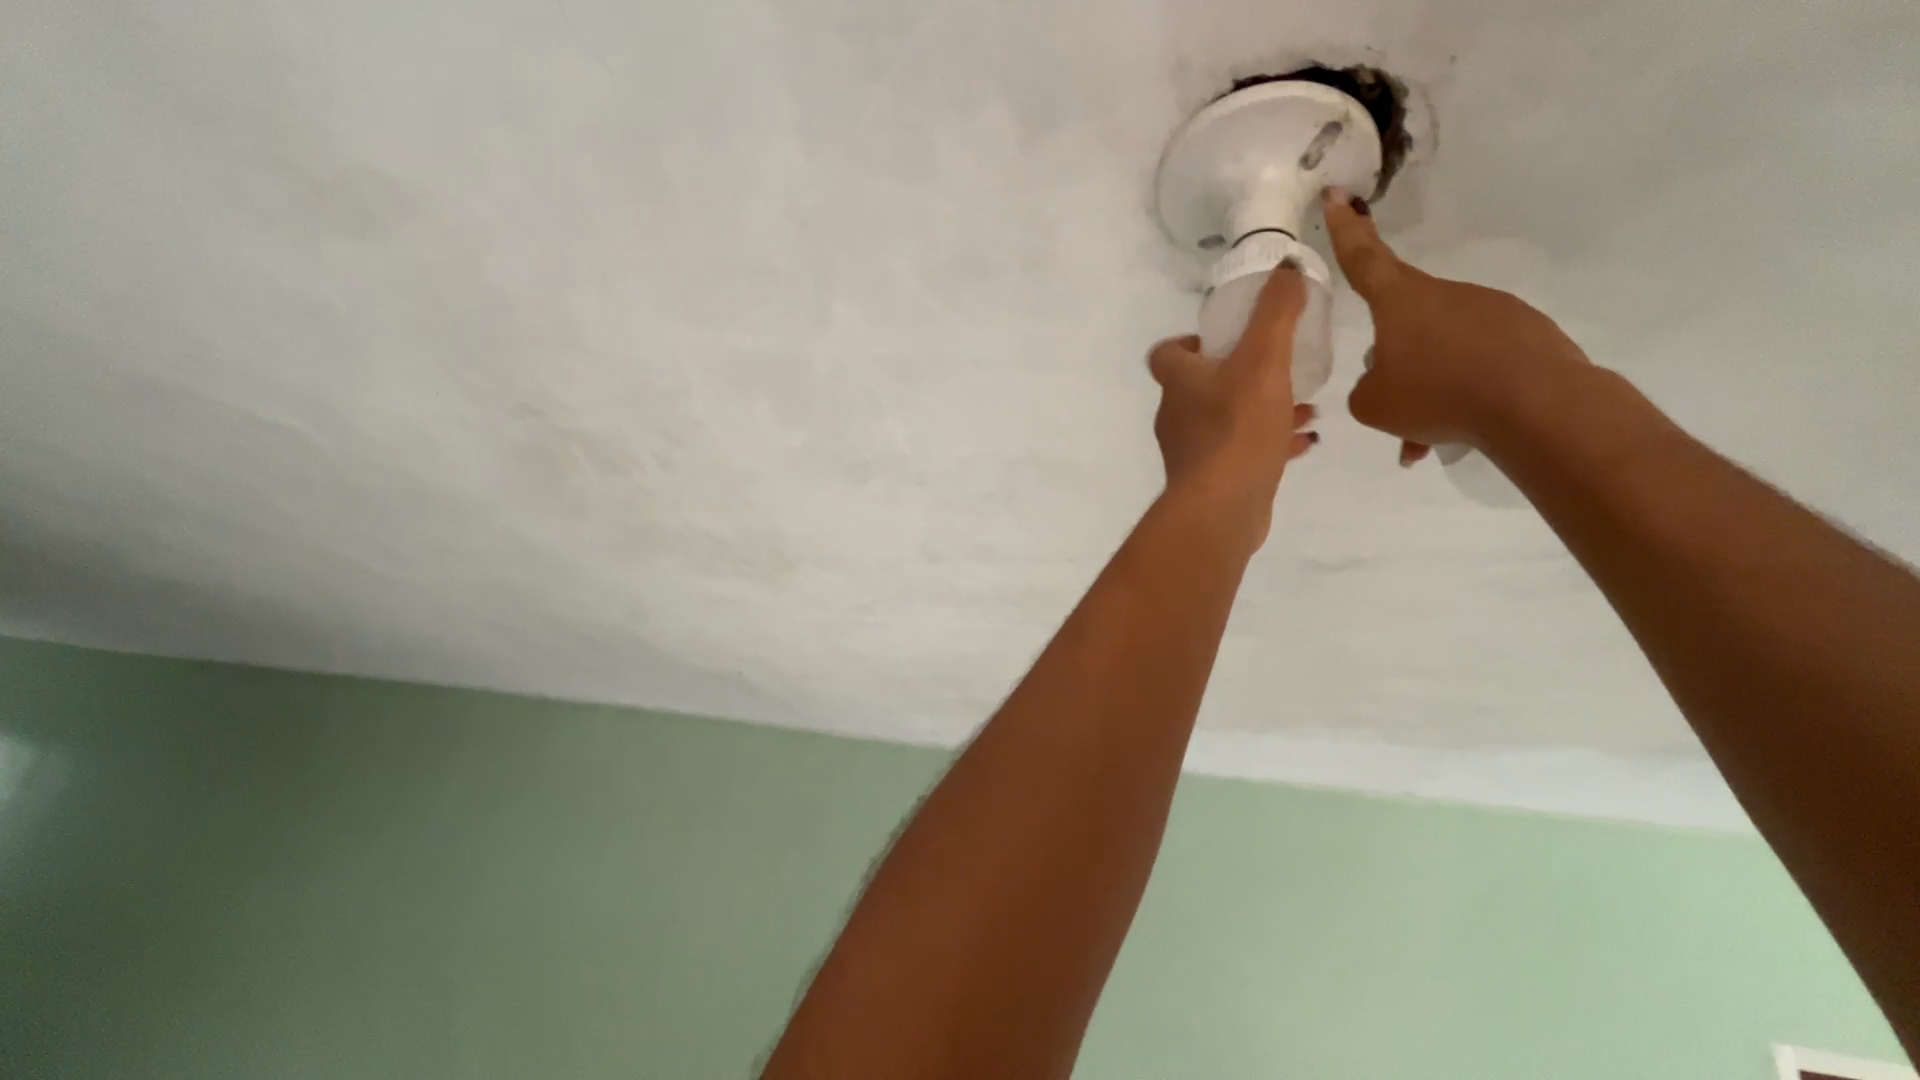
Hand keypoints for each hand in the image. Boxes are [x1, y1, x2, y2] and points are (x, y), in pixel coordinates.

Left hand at [1146, 267, 1318, 498]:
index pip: (1166, 353)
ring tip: (1303, 404)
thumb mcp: (1264, 359)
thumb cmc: (1237, 427)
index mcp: (1180, 381)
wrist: (1222, 508)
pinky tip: (1303, 443)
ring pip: (1227, 420)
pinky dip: (1270, 443)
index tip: (1225, 337)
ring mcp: (1193, 451)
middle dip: (1239, 373)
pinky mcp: (1213, 481)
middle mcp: (1178, 414)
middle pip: (1201, 385)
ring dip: (1262, 408)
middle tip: (1274, 366)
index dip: (1190, 341)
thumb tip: (1286, 269)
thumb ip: (1276, 313)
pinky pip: (1243, 453)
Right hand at [1322, 190, 1590, 466]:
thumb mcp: (1373, 405)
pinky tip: (1466, 428)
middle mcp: (1447, 295)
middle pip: (1405, 324)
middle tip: (1395, 407)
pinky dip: (1466, 395)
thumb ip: (1367, 387)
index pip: (1364, 258)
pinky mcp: (1528, 334)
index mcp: (1401, 302)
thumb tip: (1390, 377)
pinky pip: (1480, 365)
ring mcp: (1493, 310)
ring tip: (1429, 435)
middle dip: (1396, 362)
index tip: (1337, 196)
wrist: (1536, 405)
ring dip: (1432, 390)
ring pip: (1444, 353)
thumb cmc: (1437, 394)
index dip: (1345, 230)